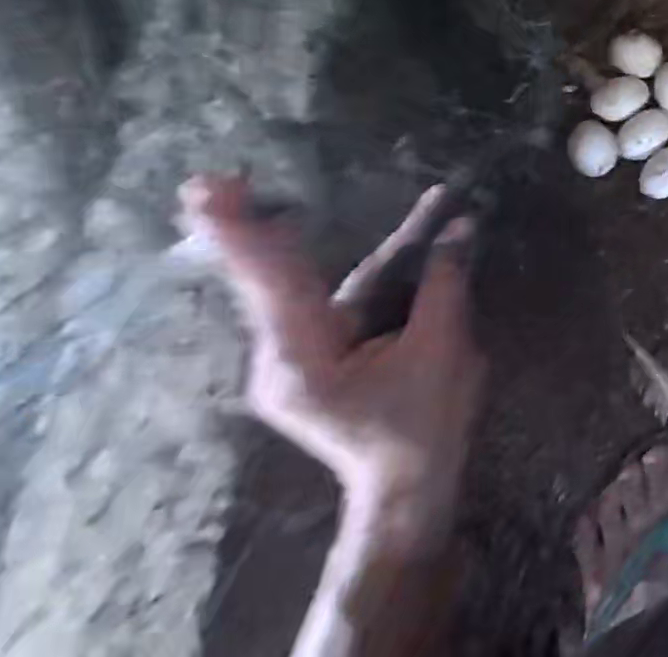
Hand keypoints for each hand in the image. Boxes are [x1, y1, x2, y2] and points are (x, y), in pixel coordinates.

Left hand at [179, 176, 487, 552]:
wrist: (408, 486)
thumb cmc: (425, 423)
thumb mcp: (444, 349)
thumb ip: (443, 285)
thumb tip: (460, 227)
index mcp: (304, 356)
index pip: (273, 282)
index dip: (244, 233)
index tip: (207, 191)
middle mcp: (280, 356)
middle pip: (271, 281)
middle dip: (245, 231)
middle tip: (209, 181)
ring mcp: (291, 361)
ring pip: (300, 289)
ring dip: (291, 246)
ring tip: (257, 199)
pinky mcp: (312, 361)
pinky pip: (318, 303)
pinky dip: (320, 269)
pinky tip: (312, 240)